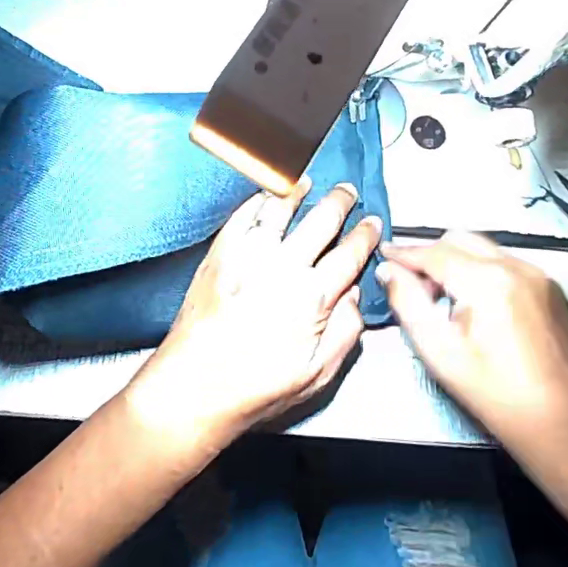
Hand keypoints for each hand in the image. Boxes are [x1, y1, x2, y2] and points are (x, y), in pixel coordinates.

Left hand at [125, 180, 379, 448]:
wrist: (195, 381)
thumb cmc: (254, 386)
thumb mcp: (318, 373)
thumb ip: (345, 331)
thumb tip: (355, 296)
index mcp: (313, 295)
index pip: (350, 253)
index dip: (365, 235)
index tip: (371, 224)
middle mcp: (283, 266)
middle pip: (320, 220)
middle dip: (338, 201)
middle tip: (346, 191)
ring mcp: (248, 254)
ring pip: (279, 209)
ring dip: (297, 191)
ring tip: (306, 181)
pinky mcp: (220, 251)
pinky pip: (242, 215)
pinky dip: (257, 200)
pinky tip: (264, 195)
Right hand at [378, 231, 567, 448]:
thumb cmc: (498, 395)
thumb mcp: (439, 351)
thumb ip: (407, 302)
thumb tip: (389, 271)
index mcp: (488, 282)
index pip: (433, 252)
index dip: (403, 253)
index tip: (383, 255)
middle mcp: (518, 268)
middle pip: (459, 240)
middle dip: (430, 255)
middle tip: (413, 283)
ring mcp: (541, 277)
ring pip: (484, 249)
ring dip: (457, 261)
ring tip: (443, 296)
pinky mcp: (553, 291)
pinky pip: (507, 265)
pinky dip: (482, 271)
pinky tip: (476, 305)